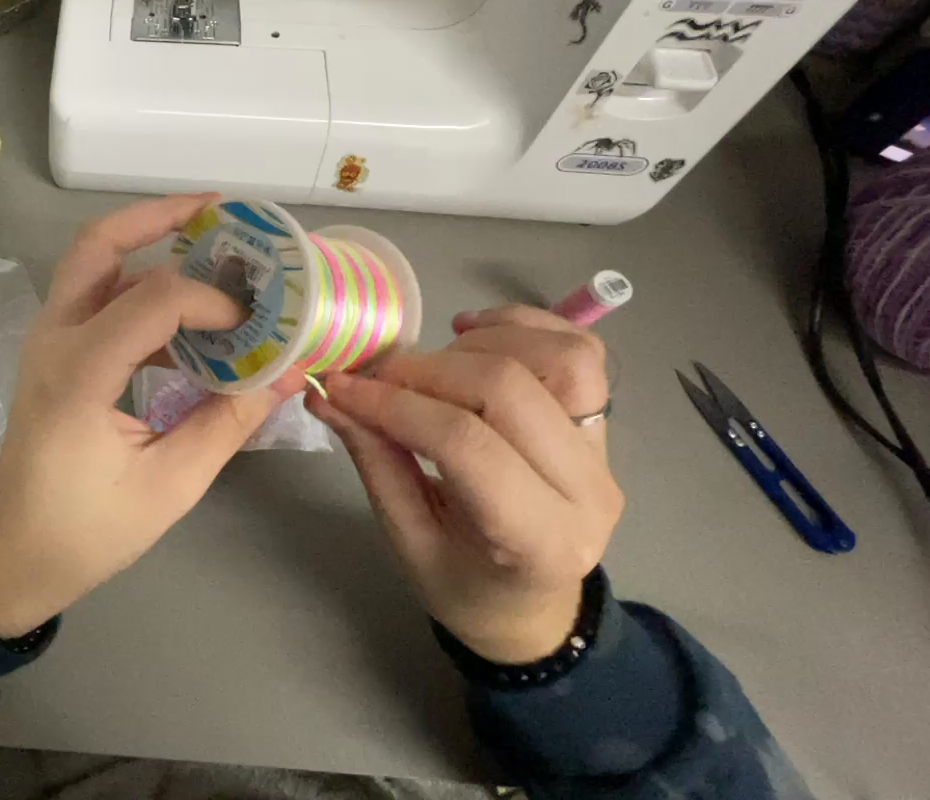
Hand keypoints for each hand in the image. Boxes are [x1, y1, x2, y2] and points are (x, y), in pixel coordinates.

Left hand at [0, 195, 304, 637]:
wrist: (15, 553)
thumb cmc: (87, 530)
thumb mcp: (171, 484)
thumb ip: (229, 421)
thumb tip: (290, 372)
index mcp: (76, 373)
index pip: (152, 299)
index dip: (211, 301)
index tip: (255, 326)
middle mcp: (52, 337)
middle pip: (98, 244)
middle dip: (159, 216)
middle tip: (221, 211)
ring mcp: (46, 339)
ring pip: (93, 262)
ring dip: (150, 246)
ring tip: (213, 249)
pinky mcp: (53, 350)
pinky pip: (96, 296)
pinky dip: (141, 288)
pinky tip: (187, 316)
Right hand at [305, 305, 621, 663]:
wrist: (530, 606)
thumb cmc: (461, 582)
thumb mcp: (405, 537)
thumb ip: (374, 460)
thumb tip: (325, 395)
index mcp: (535, 538)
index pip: (465, 443)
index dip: (395, 404)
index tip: (339, 388)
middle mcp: (586, 488)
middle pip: (509, 388)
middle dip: (425, 370)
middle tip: (375, 378)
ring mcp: (604, 451)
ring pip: (562, 359)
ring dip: (480, 344)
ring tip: (431, 364)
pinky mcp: (601, 424)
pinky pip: (580, 350)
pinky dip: (522, 324)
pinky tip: (469, 330)